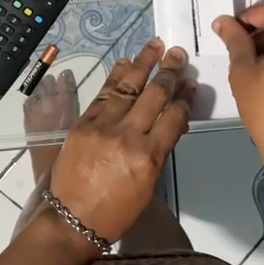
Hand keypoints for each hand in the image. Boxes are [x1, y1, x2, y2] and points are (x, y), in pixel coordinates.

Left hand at [44, 39, 193, 246]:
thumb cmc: (116, 211)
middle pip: (154, 95)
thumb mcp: (148, 186)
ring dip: (143, 63)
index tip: (191, 84)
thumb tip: (170, 122)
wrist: (72, 219)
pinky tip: (126, 62)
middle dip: (169, 72)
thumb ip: (159, 151)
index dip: (185, 97)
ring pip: (128, 86)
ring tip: (155, 45)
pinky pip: (104, 93)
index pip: (174, 117)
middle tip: (178, 54)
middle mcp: (128, 136)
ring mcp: (103, 126)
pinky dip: (116, 76)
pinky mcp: (83, 123)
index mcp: (149, 157)